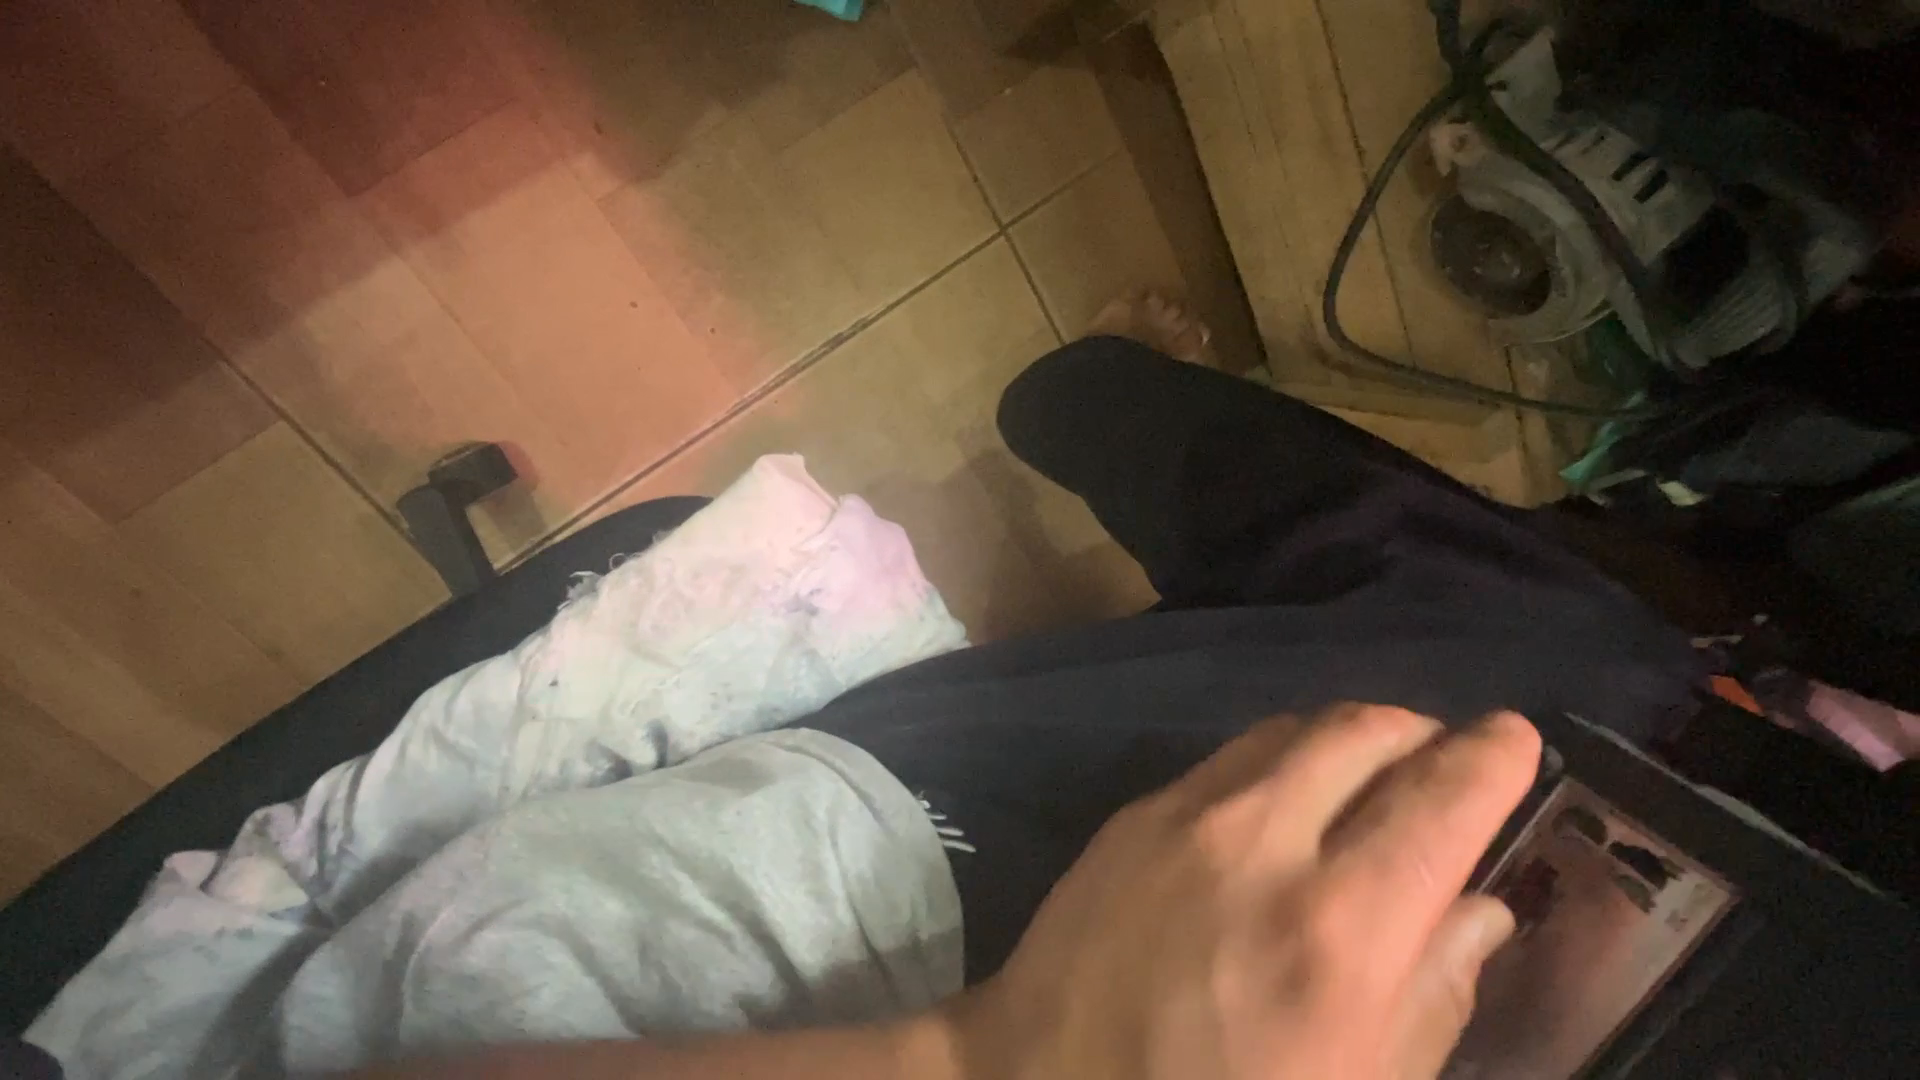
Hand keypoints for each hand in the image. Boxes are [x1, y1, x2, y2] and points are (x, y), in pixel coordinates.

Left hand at [944, 705, 1540, 1079]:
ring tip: (1373, 768)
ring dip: (1349, 735)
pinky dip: (1281, 757)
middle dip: (1419, 730)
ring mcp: (1186, 814)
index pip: (1438, 802)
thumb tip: (1478, 906)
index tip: (1514, 737)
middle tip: (1444, 755)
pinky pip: (1231, 756)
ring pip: (1291, 730)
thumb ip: (1431, 994)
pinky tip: (1287, 794)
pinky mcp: (1136, 811)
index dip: (1489, 758)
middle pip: (1360, 733)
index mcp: (1337, 933)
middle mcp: (1261, 844)